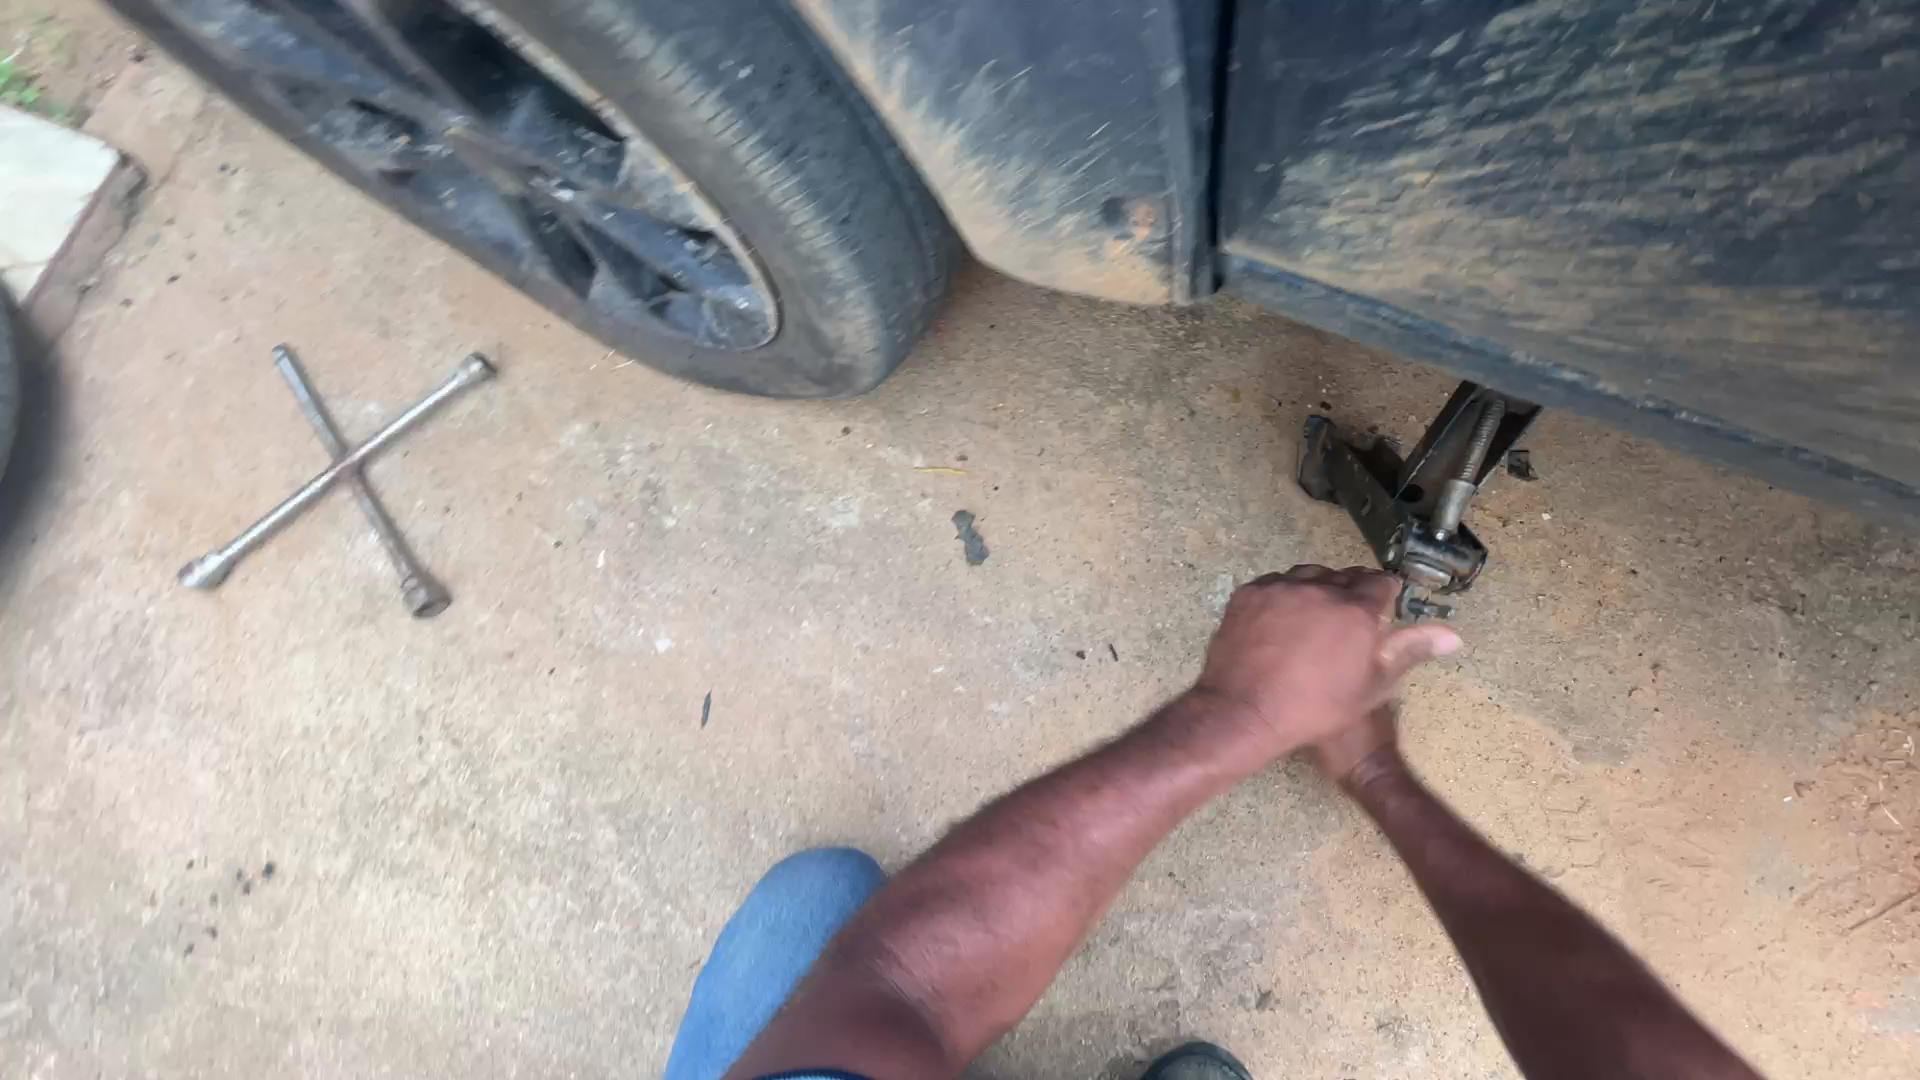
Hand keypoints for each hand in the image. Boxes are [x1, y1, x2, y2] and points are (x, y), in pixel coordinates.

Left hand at [1189, 566, 1459, 768]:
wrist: (1245, 709)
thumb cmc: (1314, 706)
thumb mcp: (1371, 686)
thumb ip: (1408, 651)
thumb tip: (1453, 635)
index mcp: (1355, 610)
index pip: (1380, 582)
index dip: (1385, 593)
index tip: (1382, 606)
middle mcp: (1318, 590)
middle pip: (1343, 577)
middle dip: (1351, 592)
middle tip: (1347, 619)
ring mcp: (1279, 589)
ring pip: (1307, 575)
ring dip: (1316, 589)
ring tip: (1314, 617)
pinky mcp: (1248, 593)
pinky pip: (1274, 583)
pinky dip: (1283, 595)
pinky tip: (1281, 618)